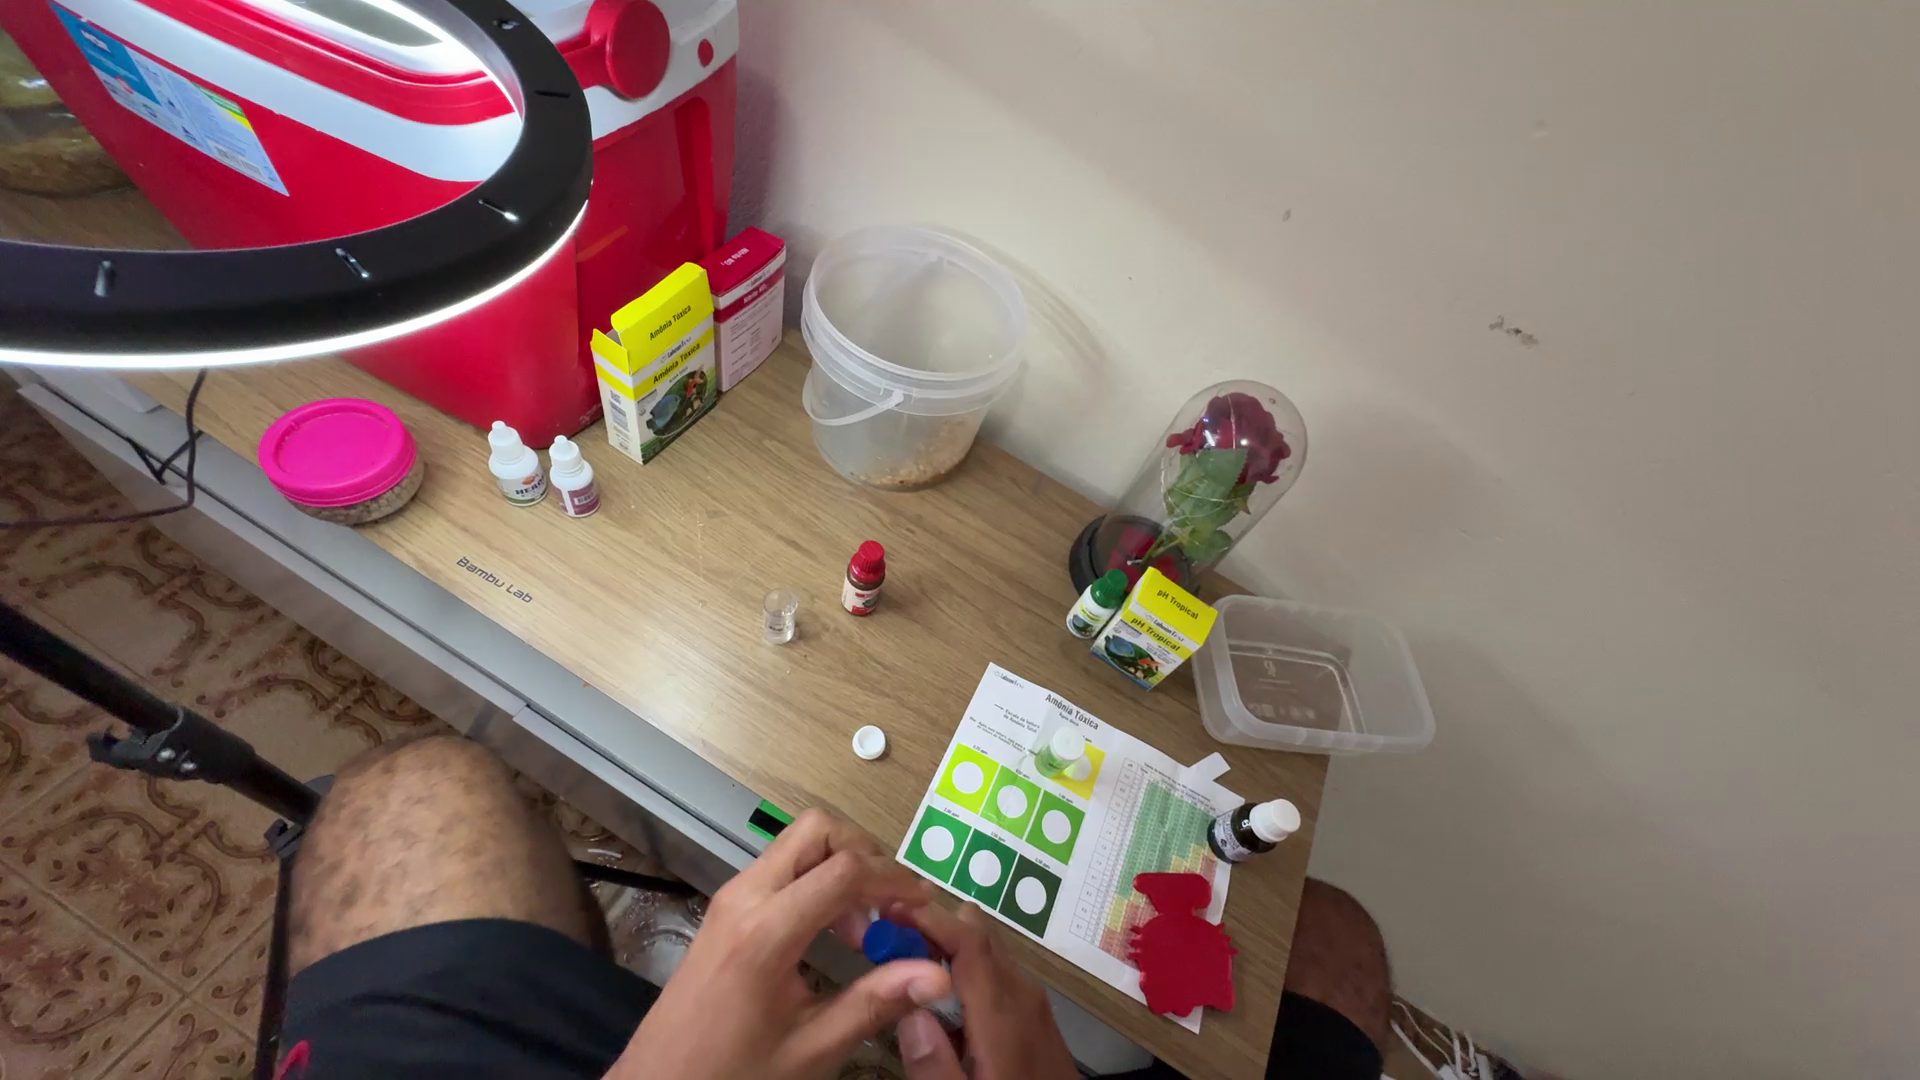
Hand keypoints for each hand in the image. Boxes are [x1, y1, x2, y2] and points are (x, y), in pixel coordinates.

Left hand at [607, 809, 952, 1079]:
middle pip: (818, 829)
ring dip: (843, 862)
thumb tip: (937, 975)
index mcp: (766, 931)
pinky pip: (785, 864)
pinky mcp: (730, 902)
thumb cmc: (730, 1076)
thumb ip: (874, 1003)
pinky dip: (820, 876)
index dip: (893, 879)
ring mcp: (734, 893)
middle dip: (865, 853)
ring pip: (801, 839)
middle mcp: (747, 894)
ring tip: (867, 923)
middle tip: (891, 902)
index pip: (843, 870)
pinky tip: (835, 929)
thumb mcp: (809, 1051)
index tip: (923, 905)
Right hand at [891, 900, 1077, 1079]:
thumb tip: (908, 1012)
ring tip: (906, 967)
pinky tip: (941, 1004)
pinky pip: (995, 969)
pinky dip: (964, 968)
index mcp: (1004, 1014)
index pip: (969, 940)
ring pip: (986, 947)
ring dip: (947, 947)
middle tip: (889, 945)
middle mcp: (1022, 992)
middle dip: (932, 928)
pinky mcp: (1034, 1011)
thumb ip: (936, 1068)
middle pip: (977, 932)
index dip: (930, 916)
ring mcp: (1032, 999)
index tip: (890, 909)